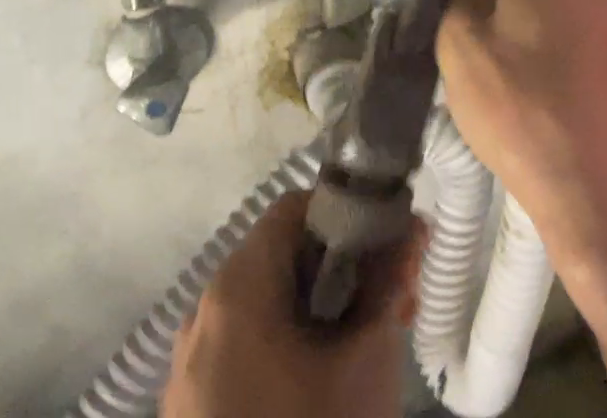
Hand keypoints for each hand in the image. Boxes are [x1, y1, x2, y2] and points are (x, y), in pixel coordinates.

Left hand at [162, 194, 420, 417]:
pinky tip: (334, 369)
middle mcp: (202, 312)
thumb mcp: (368, 351)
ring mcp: (192, 361)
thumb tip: (413, 226)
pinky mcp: (196, 401)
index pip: (297, 207)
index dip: (352, 212)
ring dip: (330, 302)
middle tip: (398, 294)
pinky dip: (296, 338)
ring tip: (377, 333)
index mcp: (236, 288)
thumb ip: (391, 278)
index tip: (395, 241)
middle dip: (350, 264)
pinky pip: (250, 342)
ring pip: (272, 300)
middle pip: (286, 255)